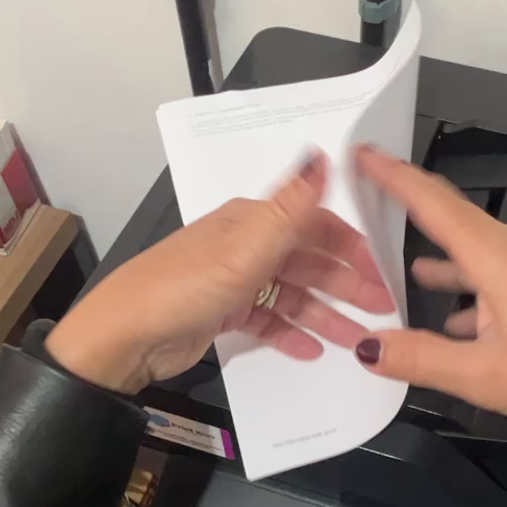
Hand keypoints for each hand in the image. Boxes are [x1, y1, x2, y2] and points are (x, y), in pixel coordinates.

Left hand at [48, 152, 392, 393]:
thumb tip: (322, 155)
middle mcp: (246, 247)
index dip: (350, 246)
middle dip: (346, 285)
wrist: (126, 337)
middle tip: (381, 310)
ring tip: (355, 341)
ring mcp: (235, 282)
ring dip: (325, 316)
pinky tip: (312, 351)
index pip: (314, 224)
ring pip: (293, 296)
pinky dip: (290, 333)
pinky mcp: (225, 313)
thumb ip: (290, 207)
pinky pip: (269, 321)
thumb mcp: (243, 247)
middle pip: (308, 262)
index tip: (381, 270)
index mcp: (252, 222)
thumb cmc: (182, 287)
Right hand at [351, 147, 506, 445]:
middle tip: (375, 206)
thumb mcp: (485, 376)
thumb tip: (366, 346)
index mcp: (496, 257)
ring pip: (477, 254)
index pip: (434, 203)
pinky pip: (499, 274)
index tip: (364, 152)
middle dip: (412, 213)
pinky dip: (472, 289)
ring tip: (408, 273)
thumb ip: (420, 359)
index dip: (394, 177)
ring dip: (443, 261)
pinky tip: (461, 322)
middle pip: (455, 221)